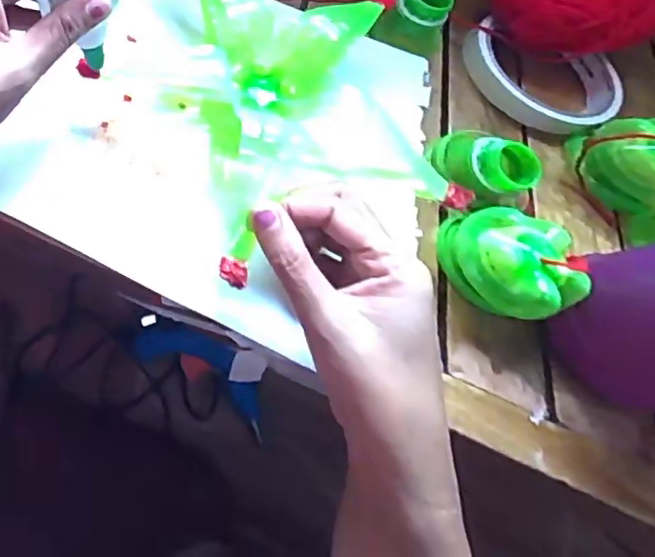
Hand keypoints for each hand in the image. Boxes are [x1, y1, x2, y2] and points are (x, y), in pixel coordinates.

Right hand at [250, 185, 446, 457]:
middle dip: (298, 211)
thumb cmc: (368, 383)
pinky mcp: (358, 296)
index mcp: (396, 264)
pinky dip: (300, 254)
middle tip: (261, 224)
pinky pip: (326, 258)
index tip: (258, 218)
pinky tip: (276, 263)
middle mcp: (390, 263)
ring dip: (296, 232)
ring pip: (331, 233)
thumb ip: (290, 260)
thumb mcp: (324, 317)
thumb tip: (259, 208)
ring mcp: (375, 280)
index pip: (341, 210)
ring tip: (263, 244)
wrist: (394, 448)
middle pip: (341, 212)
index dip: (298, 206)